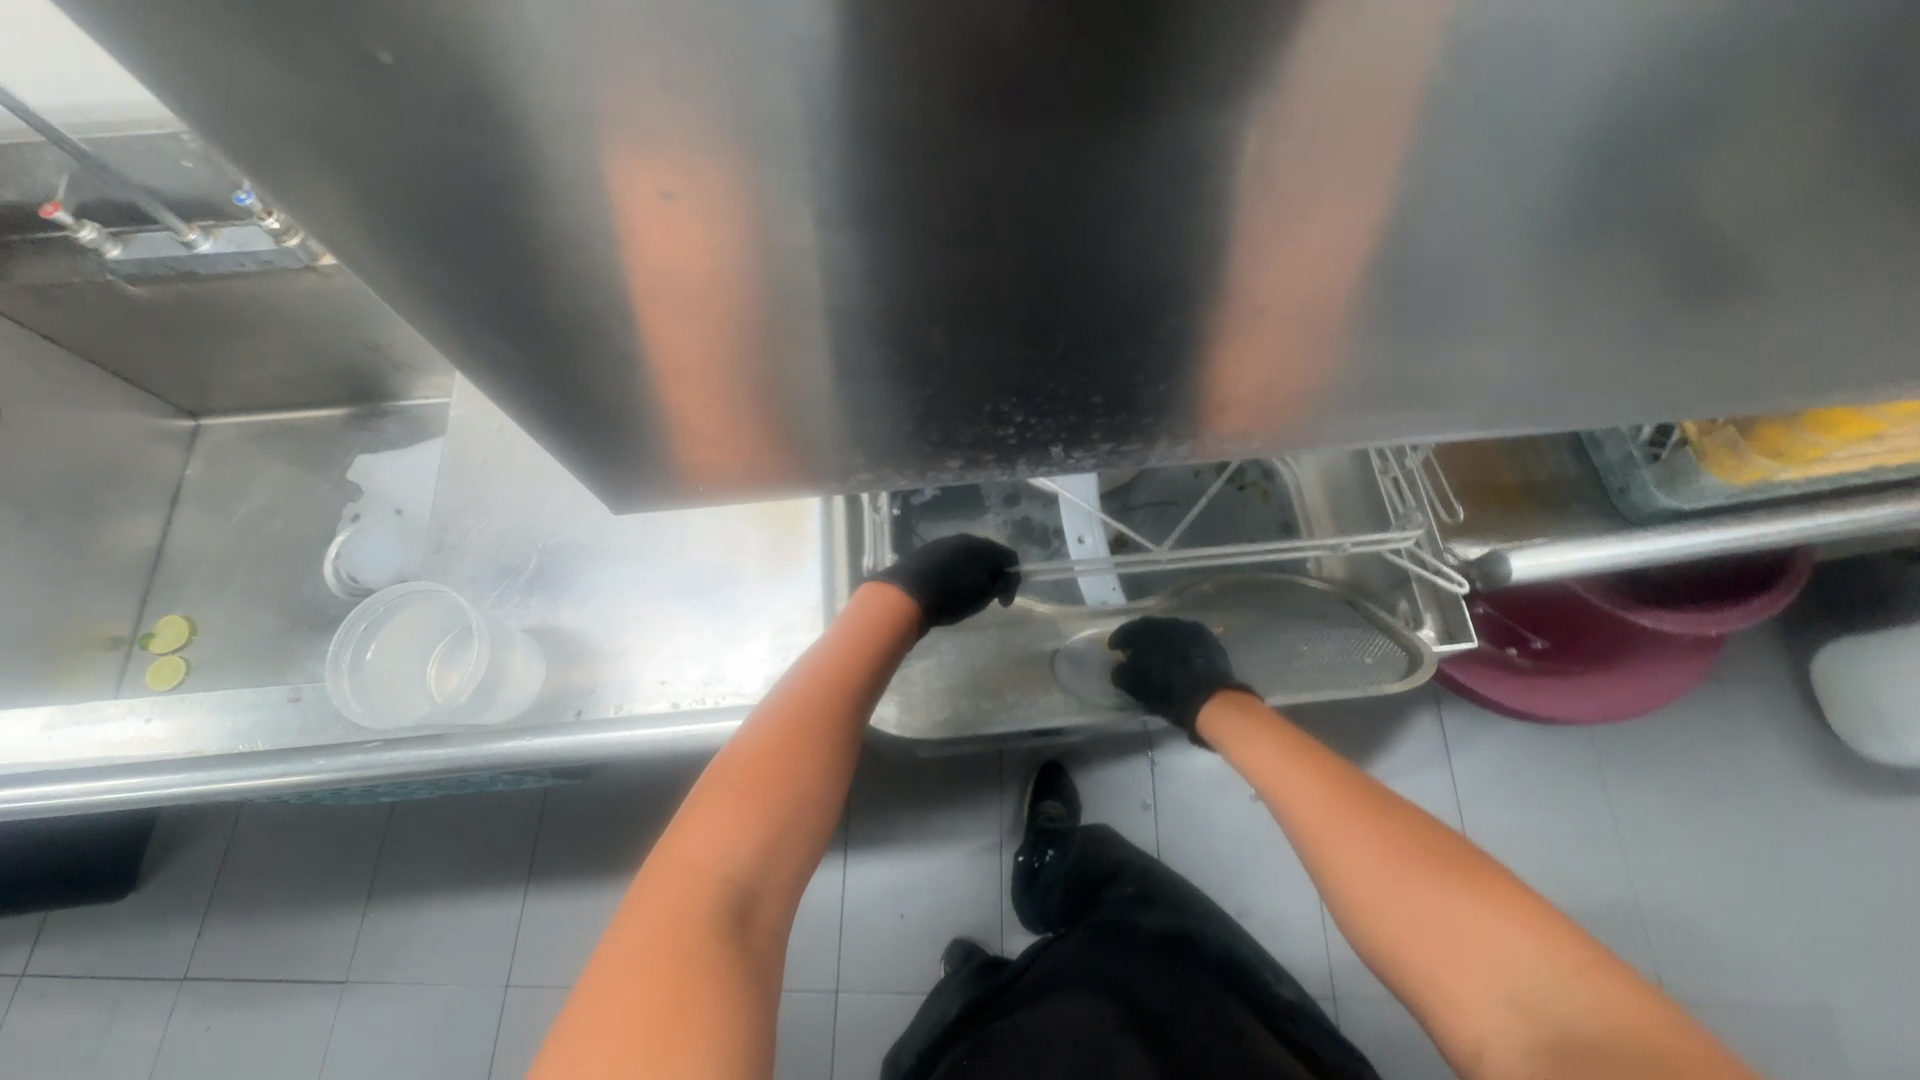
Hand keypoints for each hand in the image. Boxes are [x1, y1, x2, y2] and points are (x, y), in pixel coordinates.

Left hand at [871, 534, 1019, 630]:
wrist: (905, 595)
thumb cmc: (951, 596)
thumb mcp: (984, 594)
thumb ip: (1002, 583)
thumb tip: (1007, 576)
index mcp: (981, 546)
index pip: (1009, 556)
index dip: (1012, 578)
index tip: (1003, 601)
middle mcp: (963, 538)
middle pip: (987, 554)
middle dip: (992, 574)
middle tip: (987, 596)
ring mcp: (941, 543)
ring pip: (966, 556)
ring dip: (972, 572)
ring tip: (965, 593)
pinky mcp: (924, 552)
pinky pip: (948, 560)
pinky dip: (954, 572)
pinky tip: (946, 587)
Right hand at [1108, 616, 1255, 744]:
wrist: (1211, 699)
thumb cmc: (1168, 692)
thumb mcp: (1137, 687)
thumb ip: (1123, 674)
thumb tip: (1119, 668)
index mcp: (1149, 632)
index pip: (1129, 630)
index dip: (1119, 638)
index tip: (1113, 648)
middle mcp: (1171, 624)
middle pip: (1151, 628)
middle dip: (1141, 638)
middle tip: (1135, 649)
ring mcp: (1193, 630)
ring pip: (1172, 632)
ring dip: (1163, 640)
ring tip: (1158, 654)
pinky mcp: (1210, 640)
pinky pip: (1189, 639)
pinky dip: (1180, 646)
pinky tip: (1179, 657)